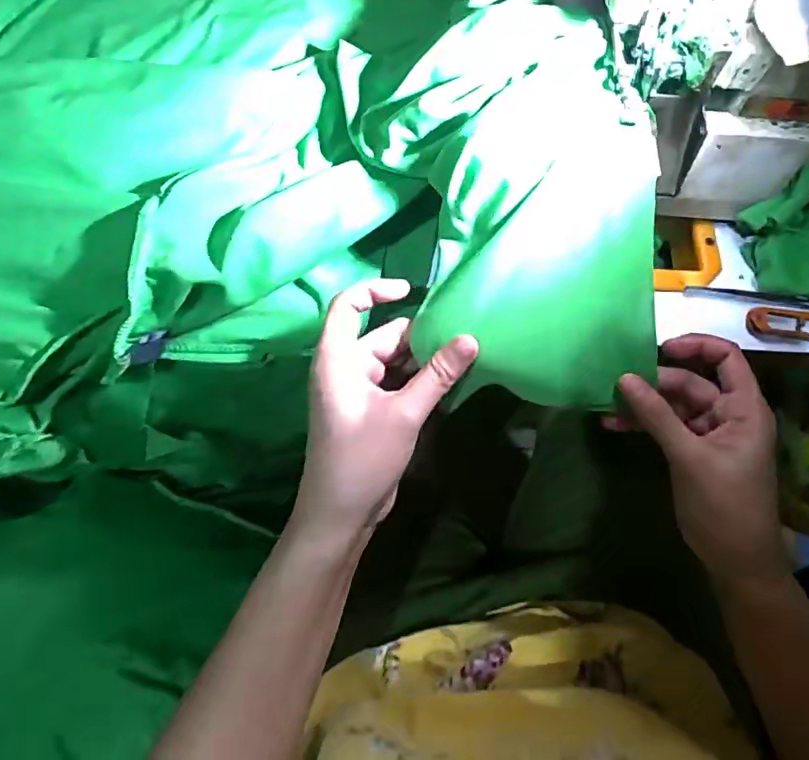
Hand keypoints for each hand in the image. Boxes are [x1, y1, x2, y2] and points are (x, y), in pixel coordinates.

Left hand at [294, 279, 478, 539]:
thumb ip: (438, 374)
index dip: (376, 290)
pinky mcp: (371, 409)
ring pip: (396, 360)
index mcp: (338, 359)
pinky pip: (399, 380)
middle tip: (463, 334)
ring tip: (464, 354)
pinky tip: (451, 380)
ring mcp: (358, 389)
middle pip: (385, 336)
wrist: (340, 517)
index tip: (411, 291)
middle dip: (421, 335)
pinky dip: (421, 378)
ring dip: (425, 358)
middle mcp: (345, 368)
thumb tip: (471, 338)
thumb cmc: (361, 459)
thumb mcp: (404, 413)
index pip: (348, 306)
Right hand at [616, 334, 784, 588]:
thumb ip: (657, 415)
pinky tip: (616, 425)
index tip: (660, 348)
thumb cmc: (725, 507)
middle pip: (692, 382)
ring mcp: (711, 432)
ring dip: (645, 404)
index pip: (726, 358)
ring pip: (675, 404)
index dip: (697, 345)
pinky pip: (668, 426)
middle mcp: (729, 413)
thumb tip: (624, 377)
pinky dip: (646, 424)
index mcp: (744, 408)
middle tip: (618, 387)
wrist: (738, 564)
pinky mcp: (694, 450)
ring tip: (609, 405)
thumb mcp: (688, 457)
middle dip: (656, 382)